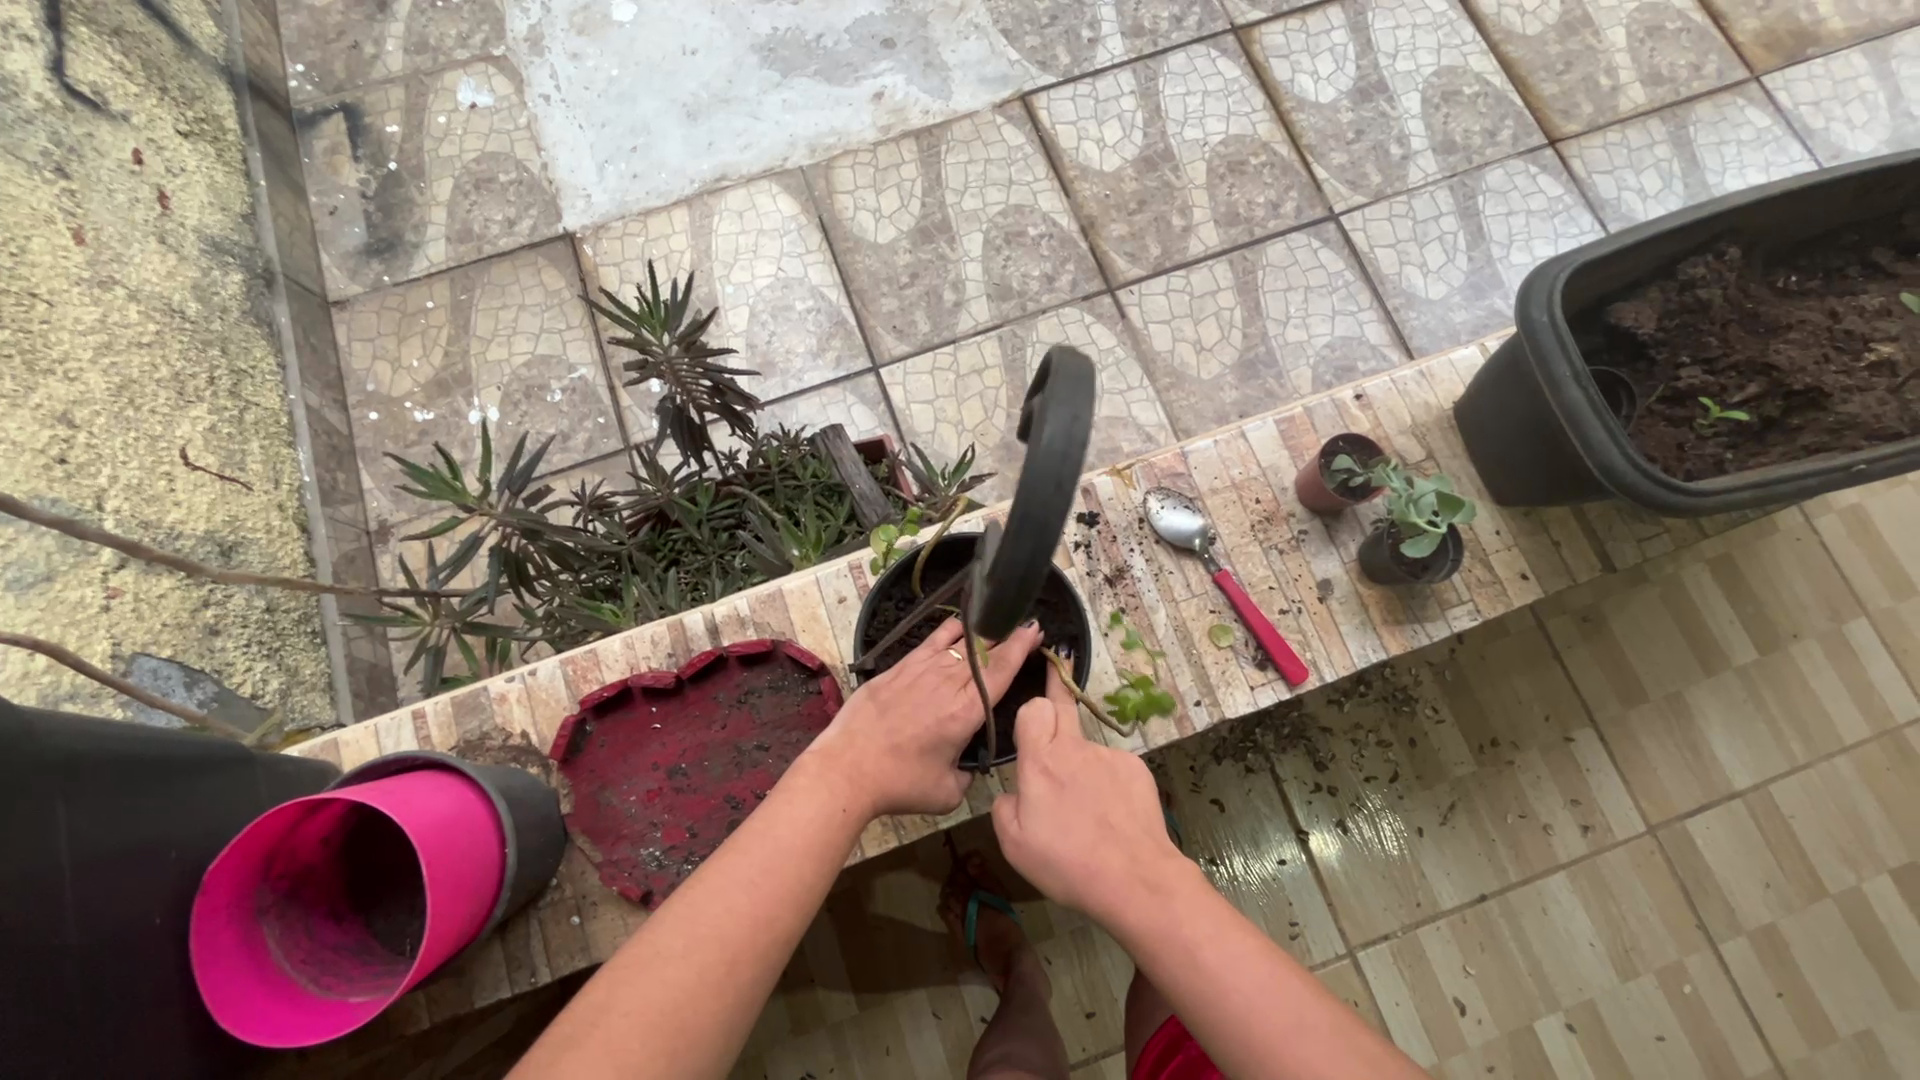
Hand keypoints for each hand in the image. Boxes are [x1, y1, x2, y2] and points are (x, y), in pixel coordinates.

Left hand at [807, 617, 1042, 818]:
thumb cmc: (899, 784)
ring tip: (996, 627)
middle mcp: (947, 684)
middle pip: (984, 651)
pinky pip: (931, 642)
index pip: (1001, 670)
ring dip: (982, 634)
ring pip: (959, 643)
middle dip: (1008, 637)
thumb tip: (968, 764)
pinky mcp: (897, 669)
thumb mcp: (947, 793)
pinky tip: (959, 626)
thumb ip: (967, 775)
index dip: (1021, 647)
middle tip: (1025, 627)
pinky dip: (949, 631)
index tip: (1035, 630)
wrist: (846, 769)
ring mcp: (920, 671)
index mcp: (966, 712)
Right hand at [991, 661, 1191, 924]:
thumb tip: (1014, 793)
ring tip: (1087, 810)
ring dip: (1080, 765)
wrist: (1135, 880)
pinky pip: (1113, 767)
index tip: (1030, 714)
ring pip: (1087, 748)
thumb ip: (1004, 807)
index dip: (1030, 710)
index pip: (1034, 708)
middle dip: (1056, 686)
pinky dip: (1107, 783)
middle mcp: (1075, 748)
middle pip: (1062, 705)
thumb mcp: (1013, 844)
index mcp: (1041, 762)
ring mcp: (1110, 756)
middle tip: (1055, 668)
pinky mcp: (1137, 769)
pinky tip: (1110, 816)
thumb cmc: (1067, 863)